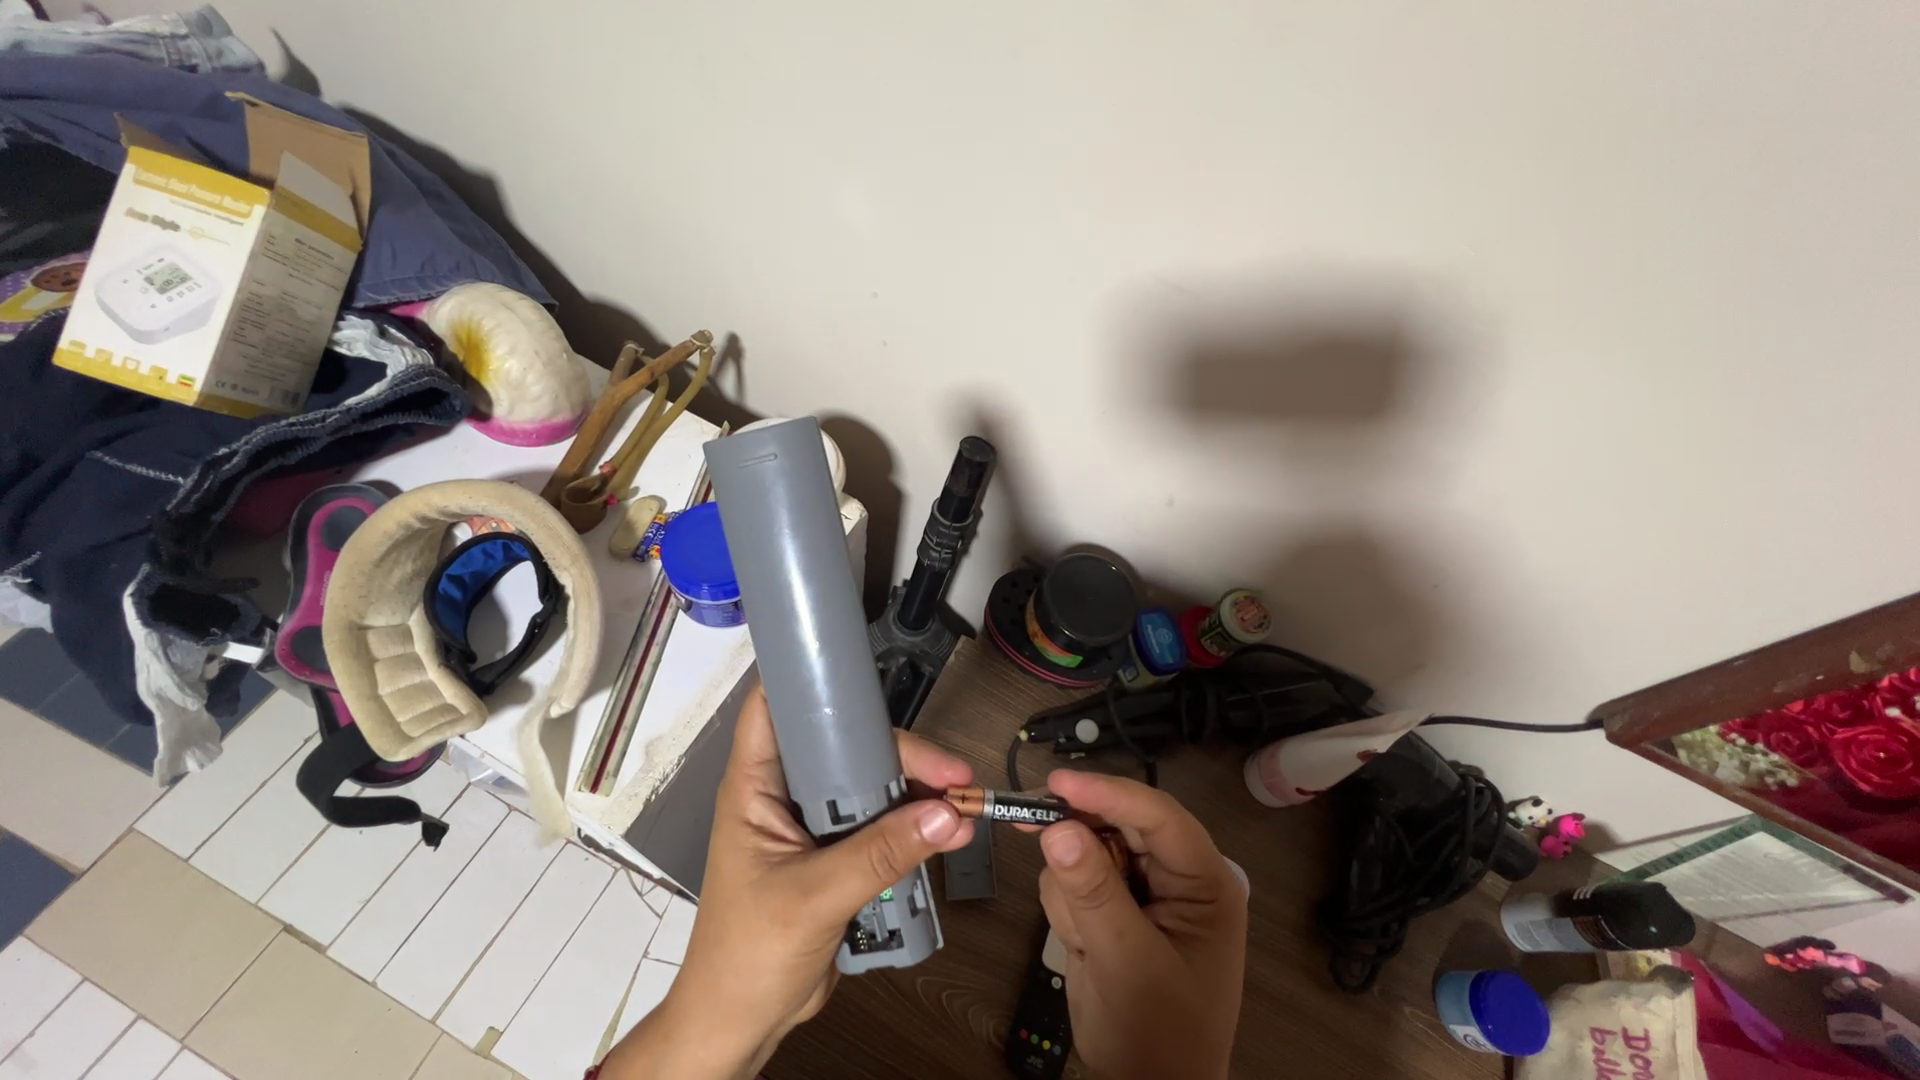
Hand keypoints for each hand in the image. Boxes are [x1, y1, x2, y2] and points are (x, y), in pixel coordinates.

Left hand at [604, 686, 975, 1078]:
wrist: (743, 1023)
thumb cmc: (751, 954)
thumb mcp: (814, 897)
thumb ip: (881, 855)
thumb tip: (950, 815)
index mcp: (756, 785)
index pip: (774, 707)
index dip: (811, 679)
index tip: (868, 674)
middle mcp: (785, 793)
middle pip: (844, 744)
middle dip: (899, 752)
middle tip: (953, 774)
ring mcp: (814, 823)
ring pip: (870, 783)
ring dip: (916, 791)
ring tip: (965, 806)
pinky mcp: (837, 852)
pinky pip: (881, 822)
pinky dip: (915, 824)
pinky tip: (951, 833)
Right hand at [1038, 770, 1246, 1079]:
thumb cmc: (1157, 1034)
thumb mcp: (1127, 963)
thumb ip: (1093, 893)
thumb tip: (1056, 829)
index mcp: (1204, 881)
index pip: (1157, 817)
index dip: (1108, 794)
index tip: (1058, 784)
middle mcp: (1175, 874)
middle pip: (1117, 823)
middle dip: (1079, 831)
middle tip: (1027, 818)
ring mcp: (1140, 888)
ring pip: (1087, 846)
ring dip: (1072, 886)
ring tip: (1086, 940)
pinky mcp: (1111, 904)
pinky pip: (1072, 875)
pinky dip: (1065, 904)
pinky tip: (1082, 943)